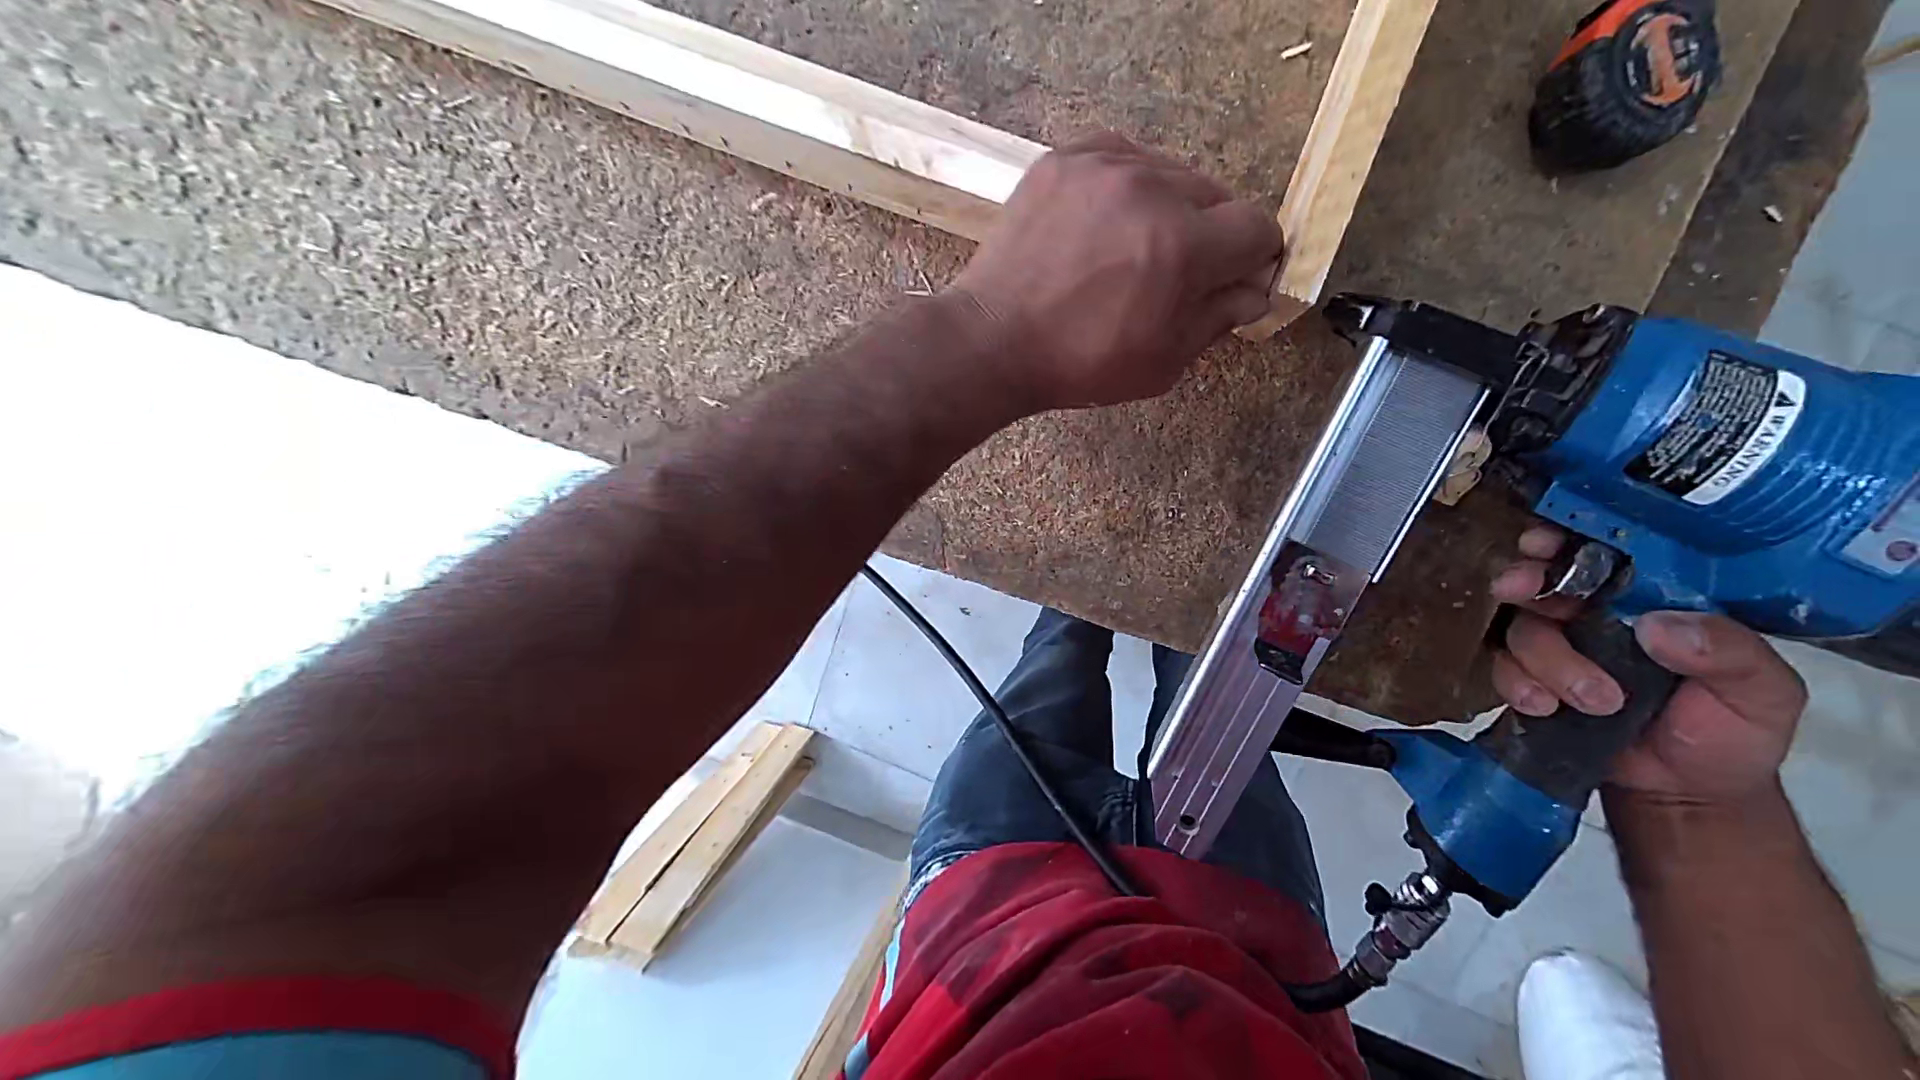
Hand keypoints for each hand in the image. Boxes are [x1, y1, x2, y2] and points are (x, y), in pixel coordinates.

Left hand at [947, 132, 1283, 410]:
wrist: (993, 342)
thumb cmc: (1077, 364)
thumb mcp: (1161, 364)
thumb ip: (1218, 319)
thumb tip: (1253, 290)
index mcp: (1183, 246)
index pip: (1258, 227)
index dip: (1252, 259)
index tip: (1232, 278)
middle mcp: (1150, 189)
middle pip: (1217, 196)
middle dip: (1208, 236)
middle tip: (1172, 272)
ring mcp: (1103, 166)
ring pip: (1169, 172)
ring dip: (1166, 209)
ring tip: (1129, 250)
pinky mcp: (1065, 159)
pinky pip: (1121, 157)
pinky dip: (1124, 186)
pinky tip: (1103, 223)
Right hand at [1488, 525, 1807, 803]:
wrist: (1680, 793)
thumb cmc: (1729, 734)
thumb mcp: (1762, 692)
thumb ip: (1729, 653)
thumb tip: (1658, 626)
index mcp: (1646, 601)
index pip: (1601, 555)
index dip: (1565, 541)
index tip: (1541, 544)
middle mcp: (1591, 614)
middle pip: (1541, 581)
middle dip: (1524, 583)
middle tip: (1518, 590)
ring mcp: (1551, 645)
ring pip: (1519, 627)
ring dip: (1543, 660)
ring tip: (1590, 702)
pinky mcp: (1524, 677)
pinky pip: (1499, 666)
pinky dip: (1514, 683)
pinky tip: (1541, 707)